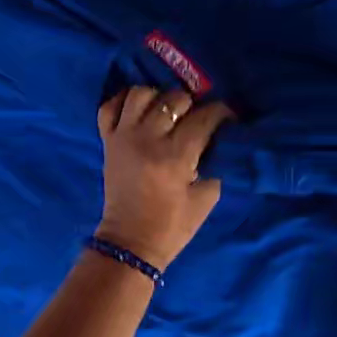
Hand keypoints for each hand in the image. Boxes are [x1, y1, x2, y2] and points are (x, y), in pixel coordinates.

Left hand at [95, 87, 232, 269]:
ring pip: (141, 94)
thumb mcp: (207, 196)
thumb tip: (217, 139)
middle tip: (197, 118)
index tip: (228, 118)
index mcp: (175, 156)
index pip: (204, 117)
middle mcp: (147, 139)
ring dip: (159, 97)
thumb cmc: (173, 225)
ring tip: (167, 111)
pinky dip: (125, 102)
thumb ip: (214, 162)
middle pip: (174, 99)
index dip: (222, 112)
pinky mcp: (107, 141)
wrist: (130, 242)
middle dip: (193, 104)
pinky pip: (110, 106)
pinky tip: (139, 111)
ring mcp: (123, 137)